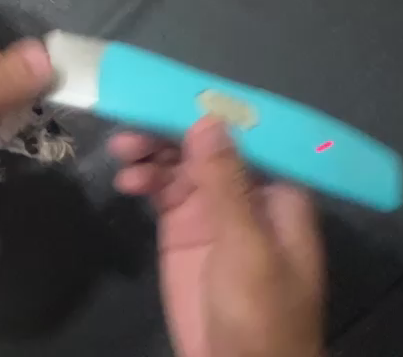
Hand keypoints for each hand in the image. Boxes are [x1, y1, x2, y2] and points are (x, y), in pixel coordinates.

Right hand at [111, 119, 324, 356]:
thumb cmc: (260, 315)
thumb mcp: (246, 248)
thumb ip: (225, 183)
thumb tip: (207, 119)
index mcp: (278, 195)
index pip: (249, 136)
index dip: (214, 109)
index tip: (174, 88)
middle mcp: (245, 193)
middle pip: (205, 143)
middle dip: (169, 129)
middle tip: (133, 122)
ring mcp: (211, 210)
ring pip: (178, 160)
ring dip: (150, 150)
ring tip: (124, 152)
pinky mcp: (181, 227)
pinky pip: (159, 186)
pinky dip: (142, 176)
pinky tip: (127, 181)